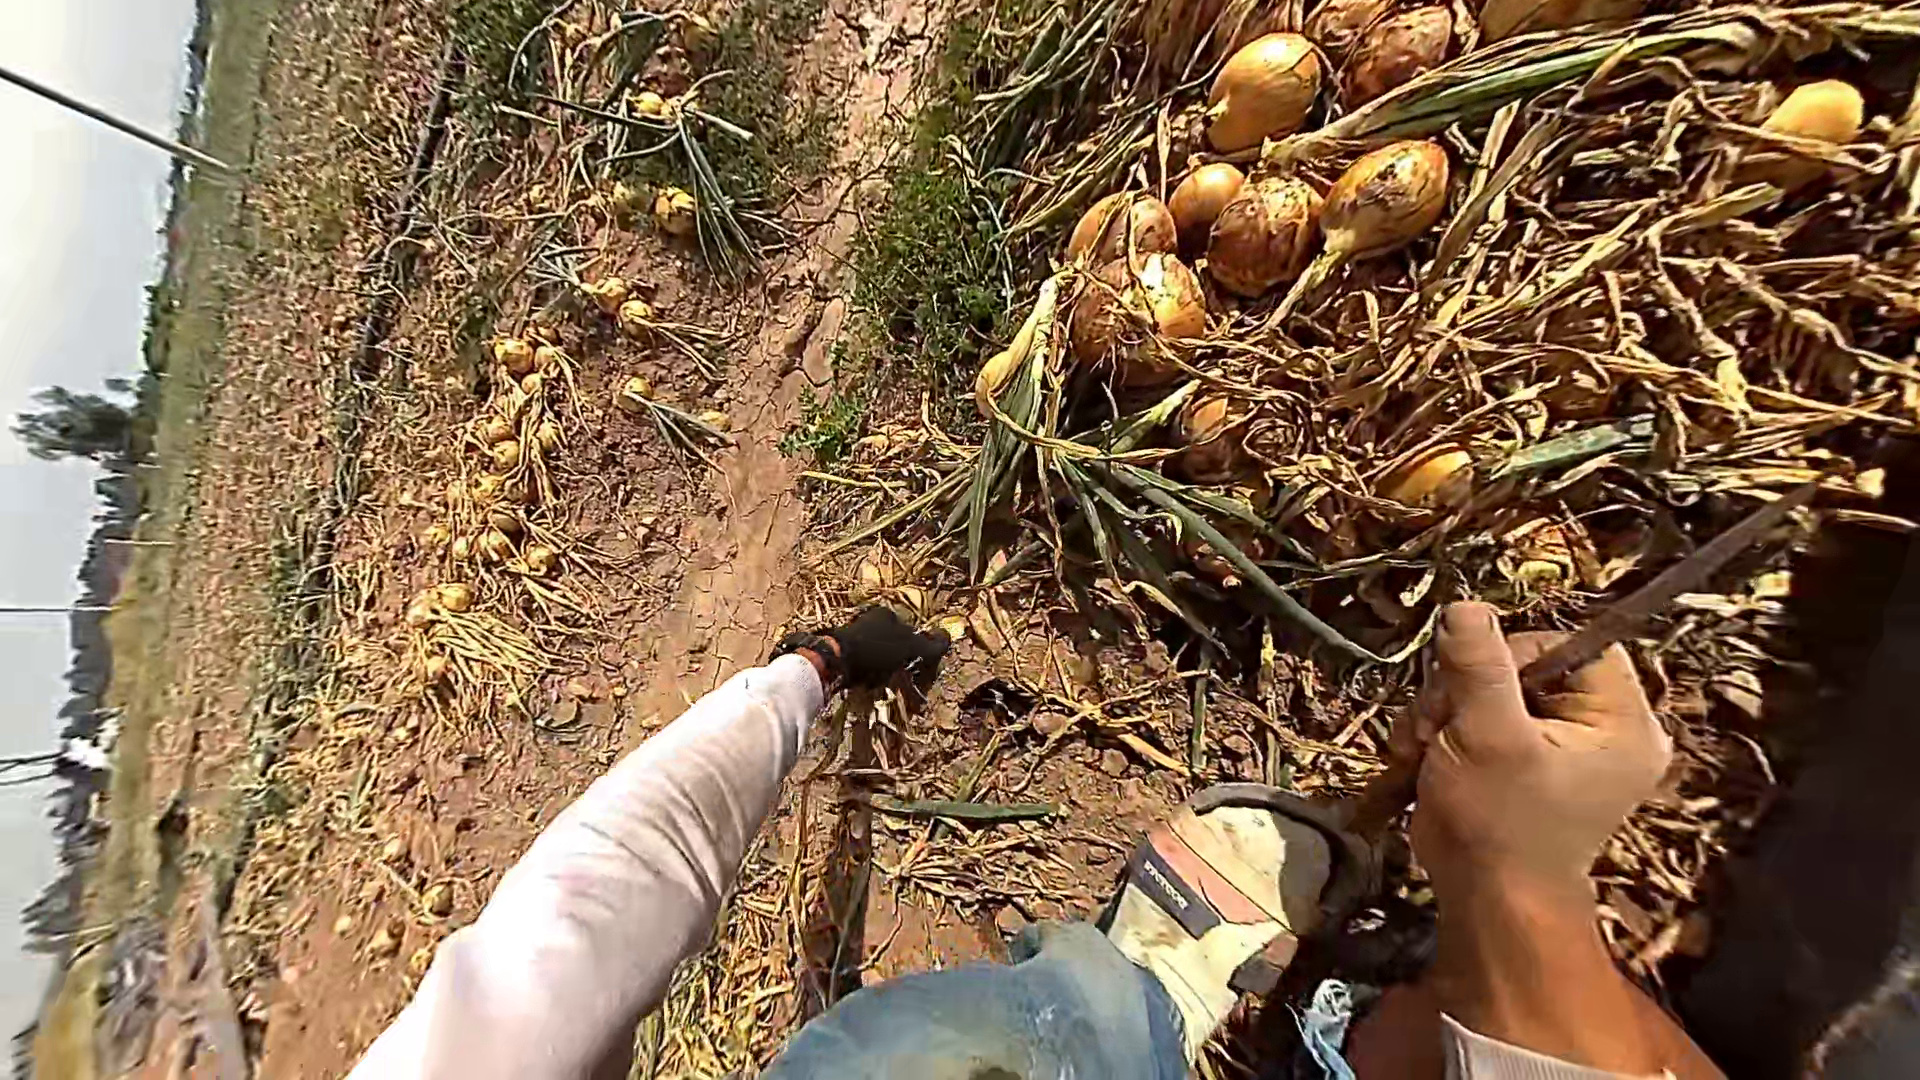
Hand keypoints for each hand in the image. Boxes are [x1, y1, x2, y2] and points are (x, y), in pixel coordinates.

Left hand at [825, 606, 950, 686]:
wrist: (837, 661)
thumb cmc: (877, 649)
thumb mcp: (909, 646)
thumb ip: (930, 644)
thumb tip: (947, 638)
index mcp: (887, 614)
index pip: (910, 630)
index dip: (917, 649)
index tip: (918, 665)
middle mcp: (870, 619)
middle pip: (894, 641)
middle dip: (900, 658)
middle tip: (904, 675)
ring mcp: (854, 635)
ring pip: (878, 653)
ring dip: (884, 667)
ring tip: (887, 682)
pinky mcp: (842, 651)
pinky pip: (864, 663)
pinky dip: (870, 673)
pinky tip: (870, 683)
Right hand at [1400, 602, 1670, 900]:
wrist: (1479, 889)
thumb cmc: (1499, 815)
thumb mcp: (1487, 734)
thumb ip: (1478, 666)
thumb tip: (1466, 606)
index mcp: (1617, 723)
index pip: (1573, 646)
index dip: (1515, 648)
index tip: (1473, 678)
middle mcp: (1587, 728)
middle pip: (1513, 665)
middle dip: (1458, 689)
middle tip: (1438, 722)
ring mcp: (1542, 742)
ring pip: (1474, 687)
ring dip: (1434, 709)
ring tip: (1424, 745)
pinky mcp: (1501, 753)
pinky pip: (1460, 712)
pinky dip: (1431, 727)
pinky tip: (1419, 753)